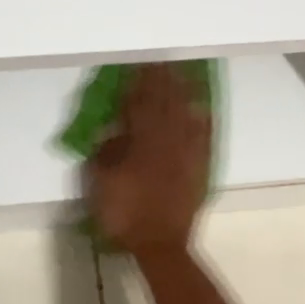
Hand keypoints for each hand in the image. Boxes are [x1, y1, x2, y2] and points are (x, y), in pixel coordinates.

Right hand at [86, 64, 211, 256]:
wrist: (160, 244)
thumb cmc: (124, 216)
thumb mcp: (100, 185)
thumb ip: (105, 154)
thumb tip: (111, 130)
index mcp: (138, 144)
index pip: (137, 106)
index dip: (136, 84)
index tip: (136, 65)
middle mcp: (164, 143)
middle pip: (163, 104)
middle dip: (161, 80)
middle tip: (161, 59)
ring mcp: (186, 154)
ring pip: (186, 114)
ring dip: (183, 90)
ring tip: (183, 70)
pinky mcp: (200, 167)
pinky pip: (204, 136)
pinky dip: (204, 118)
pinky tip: (203, 104)